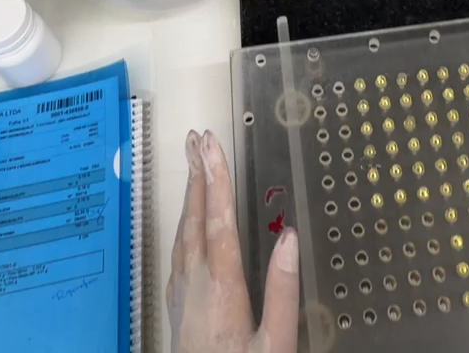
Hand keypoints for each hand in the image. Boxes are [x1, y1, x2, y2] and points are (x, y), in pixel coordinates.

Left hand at [168, 130, 298, 352]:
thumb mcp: (275, 344)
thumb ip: (283, 291)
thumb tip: (290, 237)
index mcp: (222, 285)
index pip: (218, 218)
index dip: (216, 176)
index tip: (210, 142)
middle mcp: (195, 282)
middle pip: (195, 217)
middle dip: (197, 173)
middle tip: (194, 136)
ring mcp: (182, 295)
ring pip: (183, 231)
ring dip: (189, 194)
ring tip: (193, 163)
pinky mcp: (177, 308)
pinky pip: (178, 250)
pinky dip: (185, 223)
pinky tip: (188, 222)